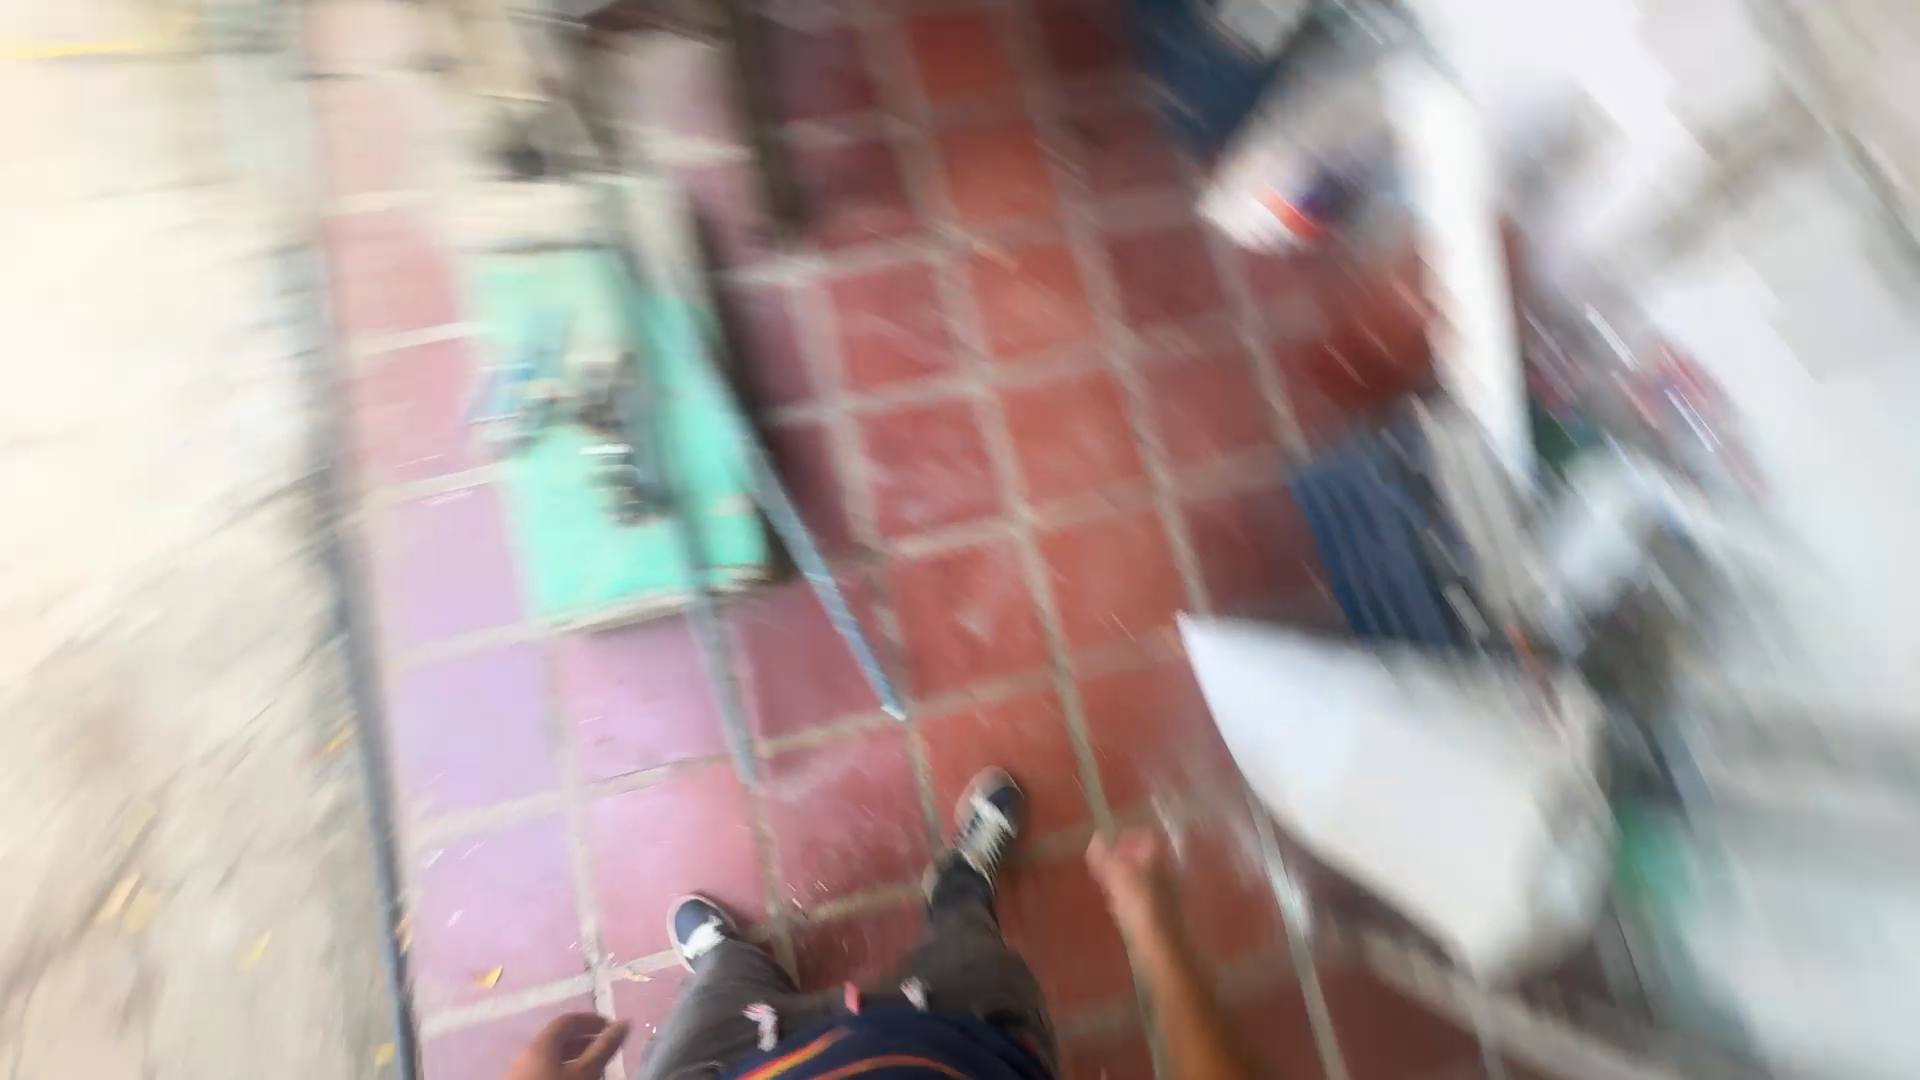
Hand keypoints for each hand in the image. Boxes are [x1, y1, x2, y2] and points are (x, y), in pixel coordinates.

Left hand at [503, 1013, 629, 1079]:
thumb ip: (604, 1047)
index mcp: (540, 1046)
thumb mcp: (585, 1074)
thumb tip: (624, 1022)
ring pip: (549, 1062)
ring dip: (572, 1062)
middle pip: (557, 1041)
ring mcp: (517, 1077)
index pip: (567, 1021)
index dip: (590, 1020)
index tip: (610, 1027)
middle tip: (604, 1051)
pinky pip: (541, 1076)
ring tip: (592, 1073)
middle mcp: (525, 1057)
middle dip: (583, 1043)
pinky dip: (560, 1075)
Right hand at [1085, 829, 1175, 937]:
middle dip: (1125, 858)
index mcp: (1158, 859)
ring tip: (1105, 883)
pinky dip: (1127, 898)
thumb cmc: (1138, 905)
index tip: (1111, 839)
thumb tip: (1095, 837)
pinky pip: (1139, 901)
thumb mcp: (1115, 875)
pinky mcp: (1158, 920)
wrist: (1158, 950)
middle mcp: (1165, 875)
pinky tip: (1114, 906)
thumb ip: (1103, 855)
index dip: (1129, 836)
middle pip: (1145, 859)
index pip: (1147, 837)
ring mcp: (1164, 898)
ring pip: (1141, 880)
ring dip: (1124, 879)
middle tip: (1104, 860)